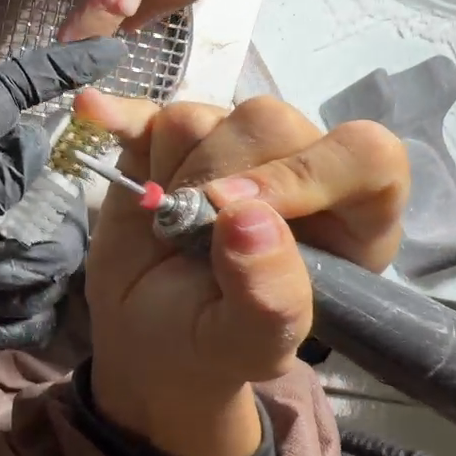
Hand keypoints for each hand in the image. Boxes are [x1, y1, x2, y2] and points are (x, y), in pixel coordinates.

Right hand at [74, 91, 407, 455]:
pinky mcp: (160, 142)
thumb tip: (245, 214)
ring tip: (160, 220)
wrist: (141, 333)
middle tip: (187, 230)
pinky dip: (117, 113)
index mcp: (347, 218)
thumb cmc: (209, 342)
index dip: (306, 172)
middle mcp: (291, 167)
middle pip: (267, 122)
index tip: (241, 213)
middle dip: (215, 175)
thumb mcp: (250, 344)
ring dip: (167, 169)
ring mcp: (220, 149)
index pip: (362, 155)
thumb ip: (268, 294)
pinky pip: (143, 110)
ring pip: (200, 116)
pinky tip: (92, 112)